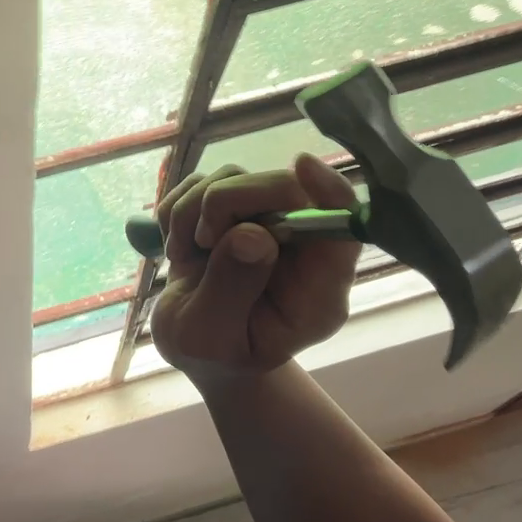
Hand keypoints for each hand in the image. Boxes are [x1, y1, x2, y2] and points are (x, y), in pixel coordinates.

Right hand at [151, 154, 362, 385]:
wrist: (196, 348)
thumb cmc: (213, 355)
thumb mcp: (210, 337)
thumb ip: (231, 289)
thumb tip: (251, 234)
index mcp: (316, 291)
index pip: (343, 228)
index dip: (330, 192)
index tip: (301, 166)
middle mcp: (299, 249)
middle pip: (281, 188)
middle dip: (226, 203)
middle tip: (199, 242)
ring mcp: (265, 224)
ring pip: (235, 177)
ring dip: (194, 209)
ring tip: (182, 253)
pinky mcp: (232, 210)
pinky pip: (203, 182)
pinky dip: (179, 207)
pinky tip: (178, 244)